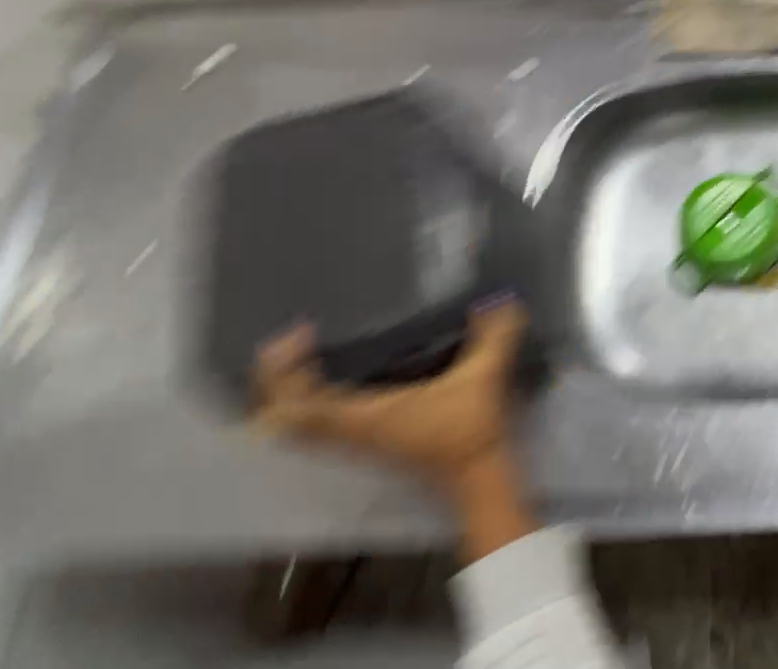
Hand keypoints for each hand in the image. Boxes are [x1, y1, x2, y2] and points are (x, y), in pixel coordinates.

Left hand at [254, 297, 525, 496]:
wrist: (478, 477)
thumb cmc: (469, 430)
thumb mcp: (482, 378)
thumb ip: (494, 337)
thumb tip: (502, 300)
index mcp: (363, 417)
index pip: (296, 406)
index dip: (282, 372)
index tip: (301, 334)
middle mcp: (349, 433)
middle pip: (282, 418)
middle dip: (275, 382)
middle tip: (291, 343)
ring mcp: (356, 442)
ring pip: (297, 426)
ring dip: (290, 394)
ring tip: (305, 356)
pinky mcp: (368, 443)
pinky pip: (319, 426)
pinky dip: (311, 404)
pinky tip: (336, 378)